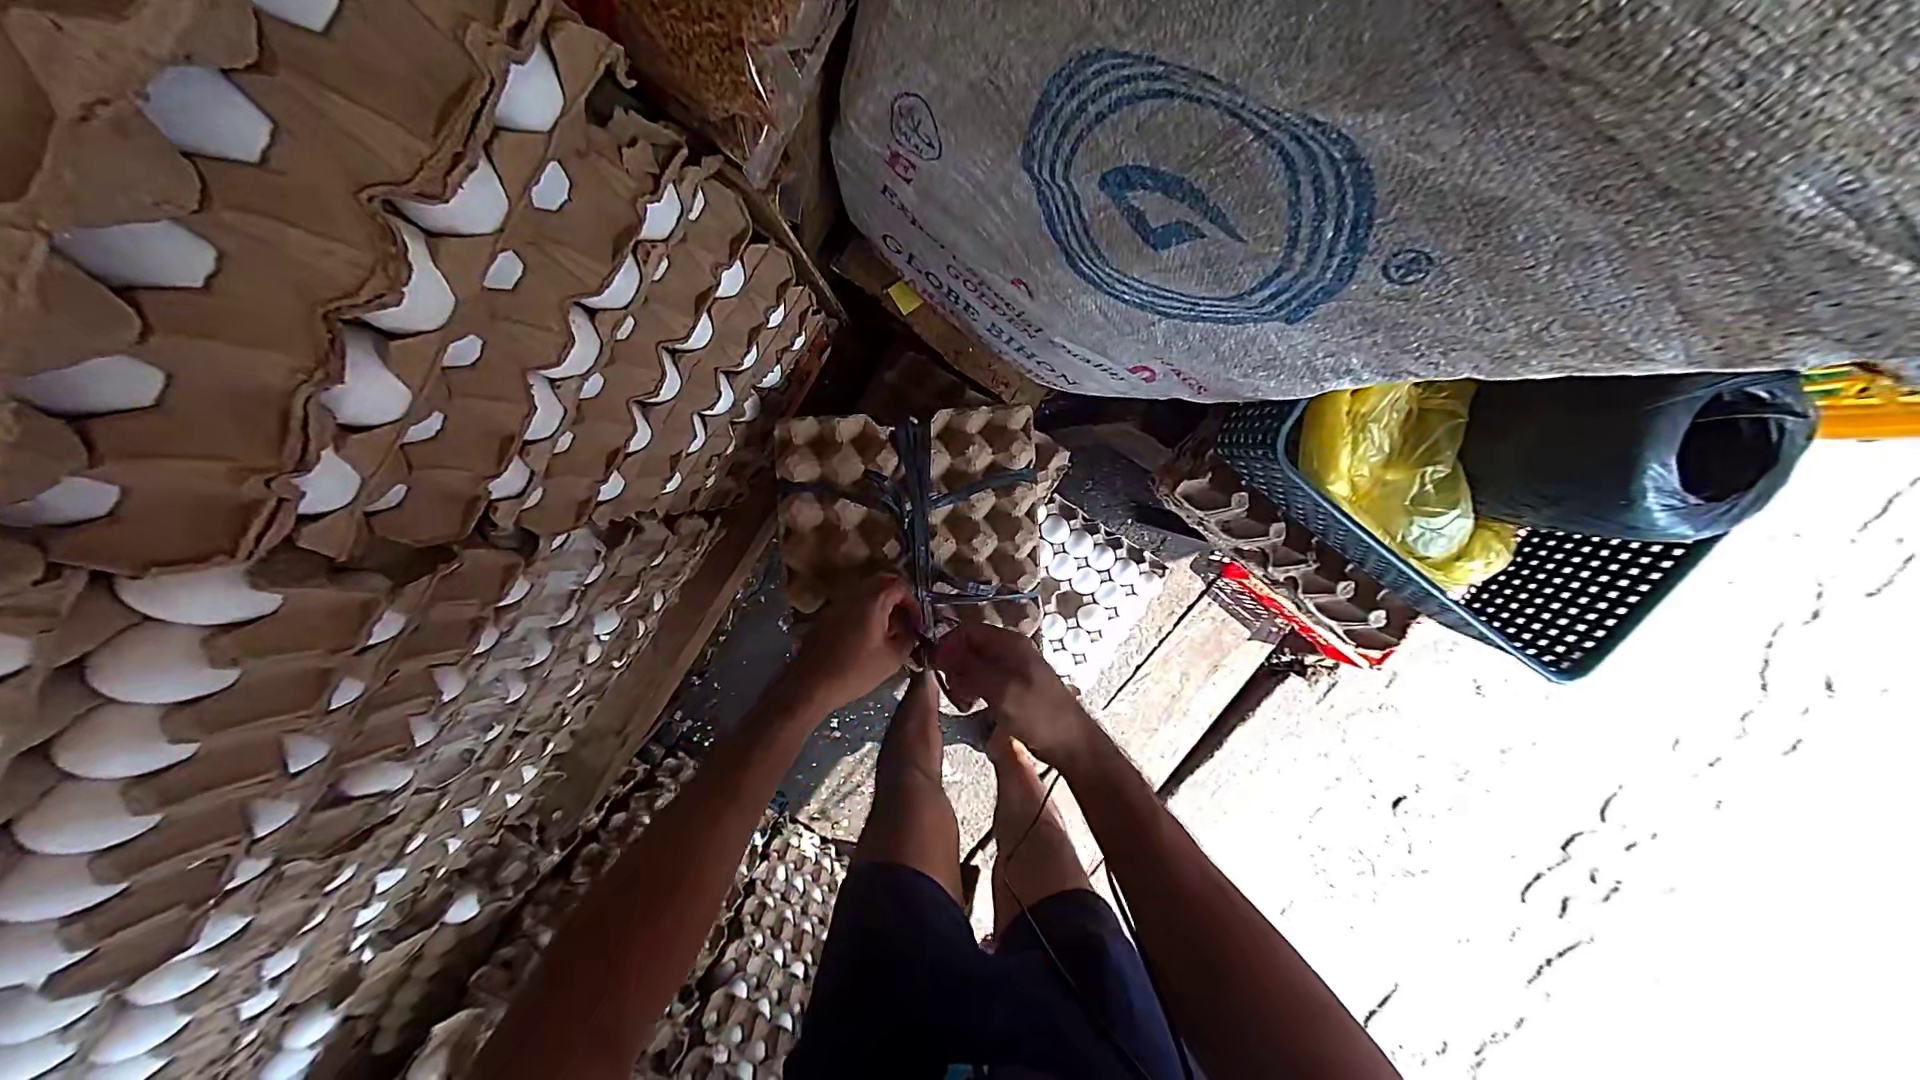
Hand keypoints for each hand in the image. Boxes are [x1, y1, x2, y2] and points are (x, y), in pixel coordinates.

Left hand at [782, 575, 918, 713]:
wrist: (811, 683)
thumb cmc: (855, 670)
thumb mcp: (892, 658)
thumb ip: (909, 639)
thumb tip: (913, 632)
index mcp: (873, 601)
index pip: (899, 585)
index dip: (913, 602)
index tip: (916, 622)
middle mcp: (854, 595)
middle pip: (881, 583)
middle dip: (897, 600)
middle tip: (905, 621)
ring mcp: (837, 604)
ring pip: (865, 594)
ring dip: (881, 606)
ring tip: (889, 631)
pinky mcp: (826, 617)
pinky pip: (851, 606)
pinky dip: (865, 613)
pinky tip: (867, 637)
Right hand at [933, 622, 1100, 767]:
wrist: (1070, 743)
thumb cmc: (1039, 714)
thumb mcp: (1001, 690)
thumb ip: (970, 668)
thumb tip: (940, 651)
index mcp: (1010, 643)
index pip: (967, 631)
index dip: (948, 645)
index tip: (935, 667)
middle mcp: (1010, 651)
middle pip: (969, 647)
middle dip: (954, 666)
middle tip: (954, 691)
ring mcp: (1012, 669)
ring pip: (974, 665)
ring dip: (963, 681)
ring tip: (963, 702)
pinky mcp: (1012, 687)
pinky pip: (983, 681)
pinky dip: (973, 691)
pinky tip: (973, 706)